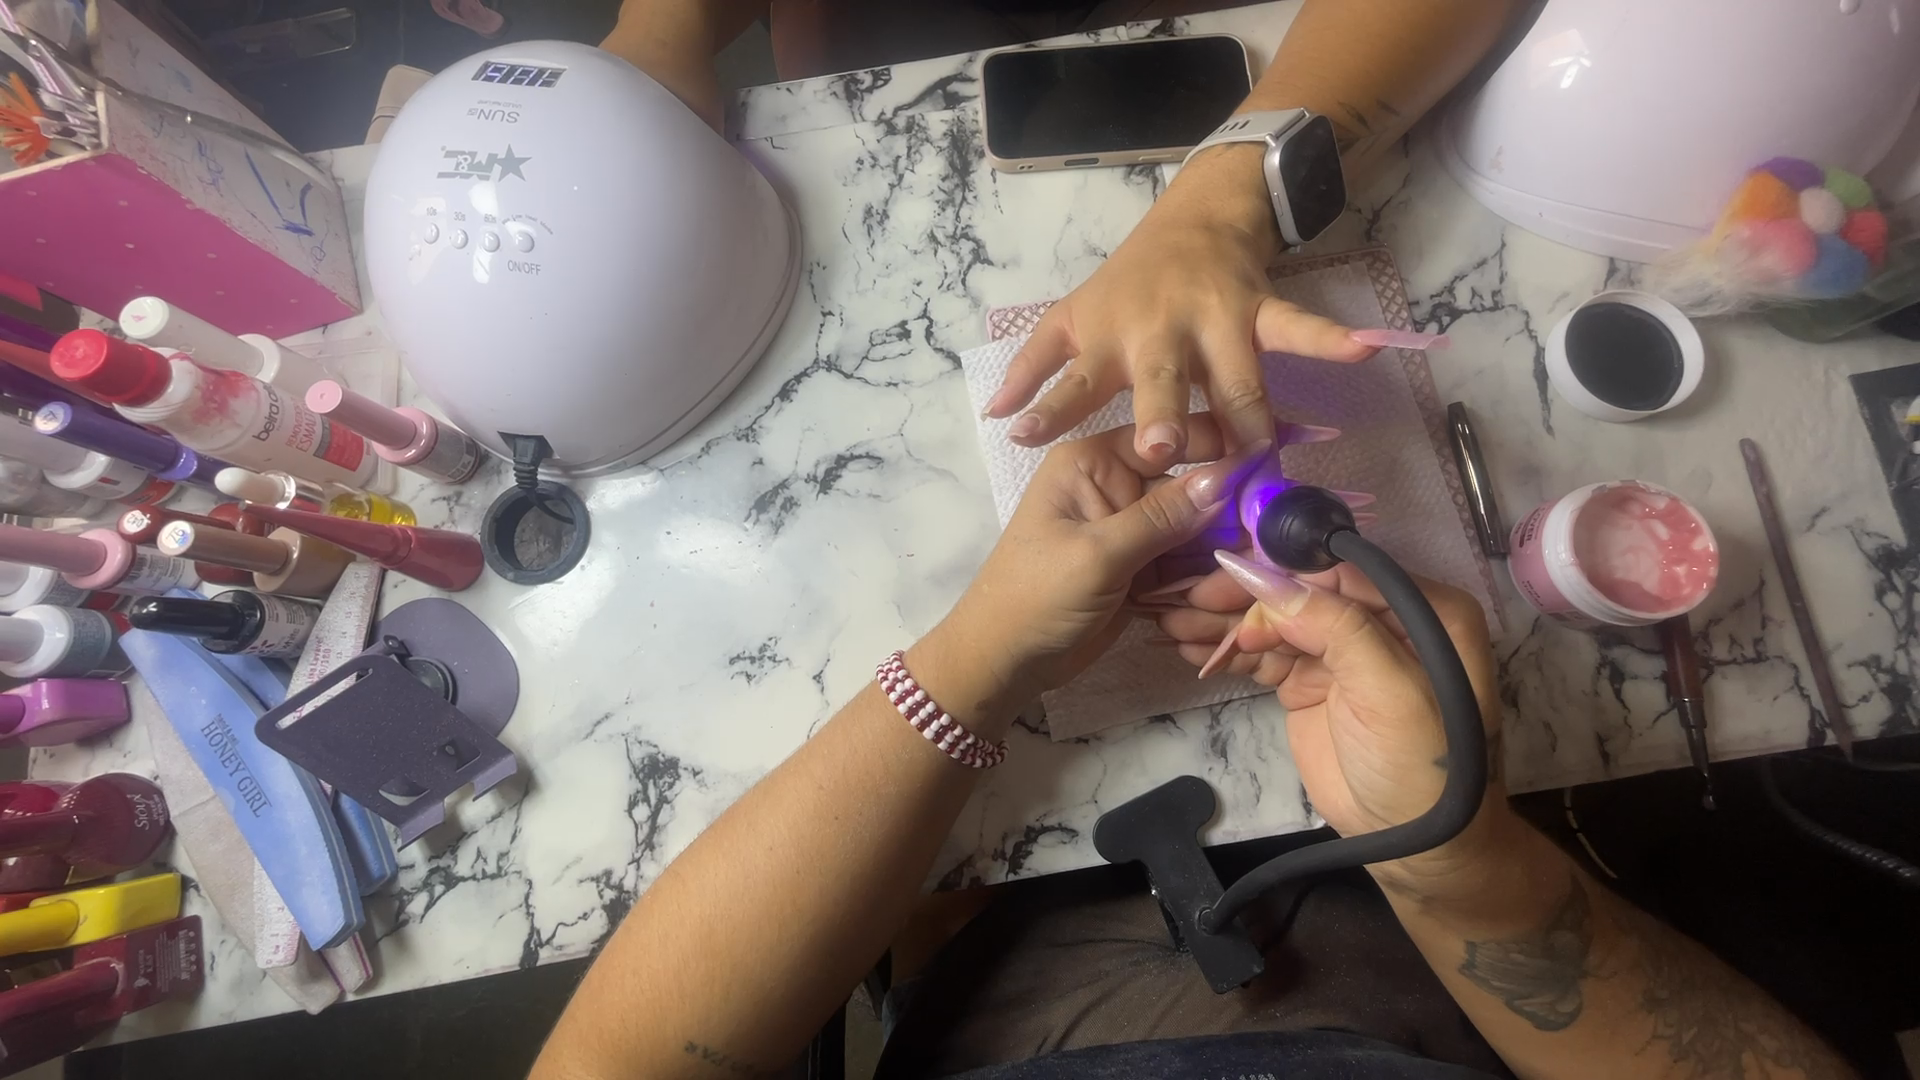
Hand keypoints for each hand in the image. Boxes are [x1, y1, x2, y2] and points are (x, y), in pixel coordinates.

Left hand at [912, 417, 1268, 729]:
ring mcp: (1128, 528)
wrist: (1005, 660)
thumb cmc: (1036, 596)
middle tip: (1272, 535)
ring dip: (1219, 551)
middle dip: (1227, 511)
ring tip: (1252, 571)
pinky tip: (1228, 589)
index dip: (1220, 450)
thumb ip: (1162, 516)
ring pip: (1193, 528)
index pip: (1167, 438)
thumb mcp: (1098, 553)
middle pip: (1189, 485)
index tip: (1275, 465)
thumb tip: (1227, 475)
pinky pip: (1184, 561)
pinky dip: (1203, 576)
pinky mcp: (1138, 566)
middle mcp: (1113, 485)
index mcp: (1092, 462)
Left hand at [979, 147, 1375, 462]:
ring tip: (1261, 453)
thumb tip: (995, 415)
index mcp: (1108, 341)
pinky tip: (1363, 351)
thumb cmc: (1124, 287)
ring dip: (1248, 411)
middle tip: (1160, 451)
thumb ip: (1034, 368)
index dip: (1048, 407)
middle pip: (1160, 380)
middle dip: (1161, 414)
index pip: (1072, 380)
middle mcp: (1158, 333)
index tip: (1022, 437)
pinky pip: (1296, 326)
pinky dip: (1328, 337)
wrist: (1193, 218)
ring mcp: (1213, 319)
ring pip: (1234, 373)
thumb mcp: (1069, 321)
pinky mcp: (1259, 308)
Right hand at [1153, 553, 1507, 890]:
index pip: (1335, 571)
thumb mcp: (1389, 690)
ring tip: (1172, 625)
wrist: (1413, 844)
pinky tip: (1191, 647)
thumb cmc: (1423, 768)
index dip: (1276, 572)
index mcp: (1421, 608)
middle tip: (1186, 604)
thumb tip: (1263, 577)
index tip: (1221, 577)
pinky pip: (1260, 652)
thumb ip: (1335, 626)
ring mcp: (1338, 648)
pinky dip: (1226, 650)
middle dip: (1239, 598)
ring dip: (1221, 623)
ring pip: (1271, 620)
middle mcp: (1377, 618)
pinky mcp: (1306, 676)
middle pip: (1295, 592)